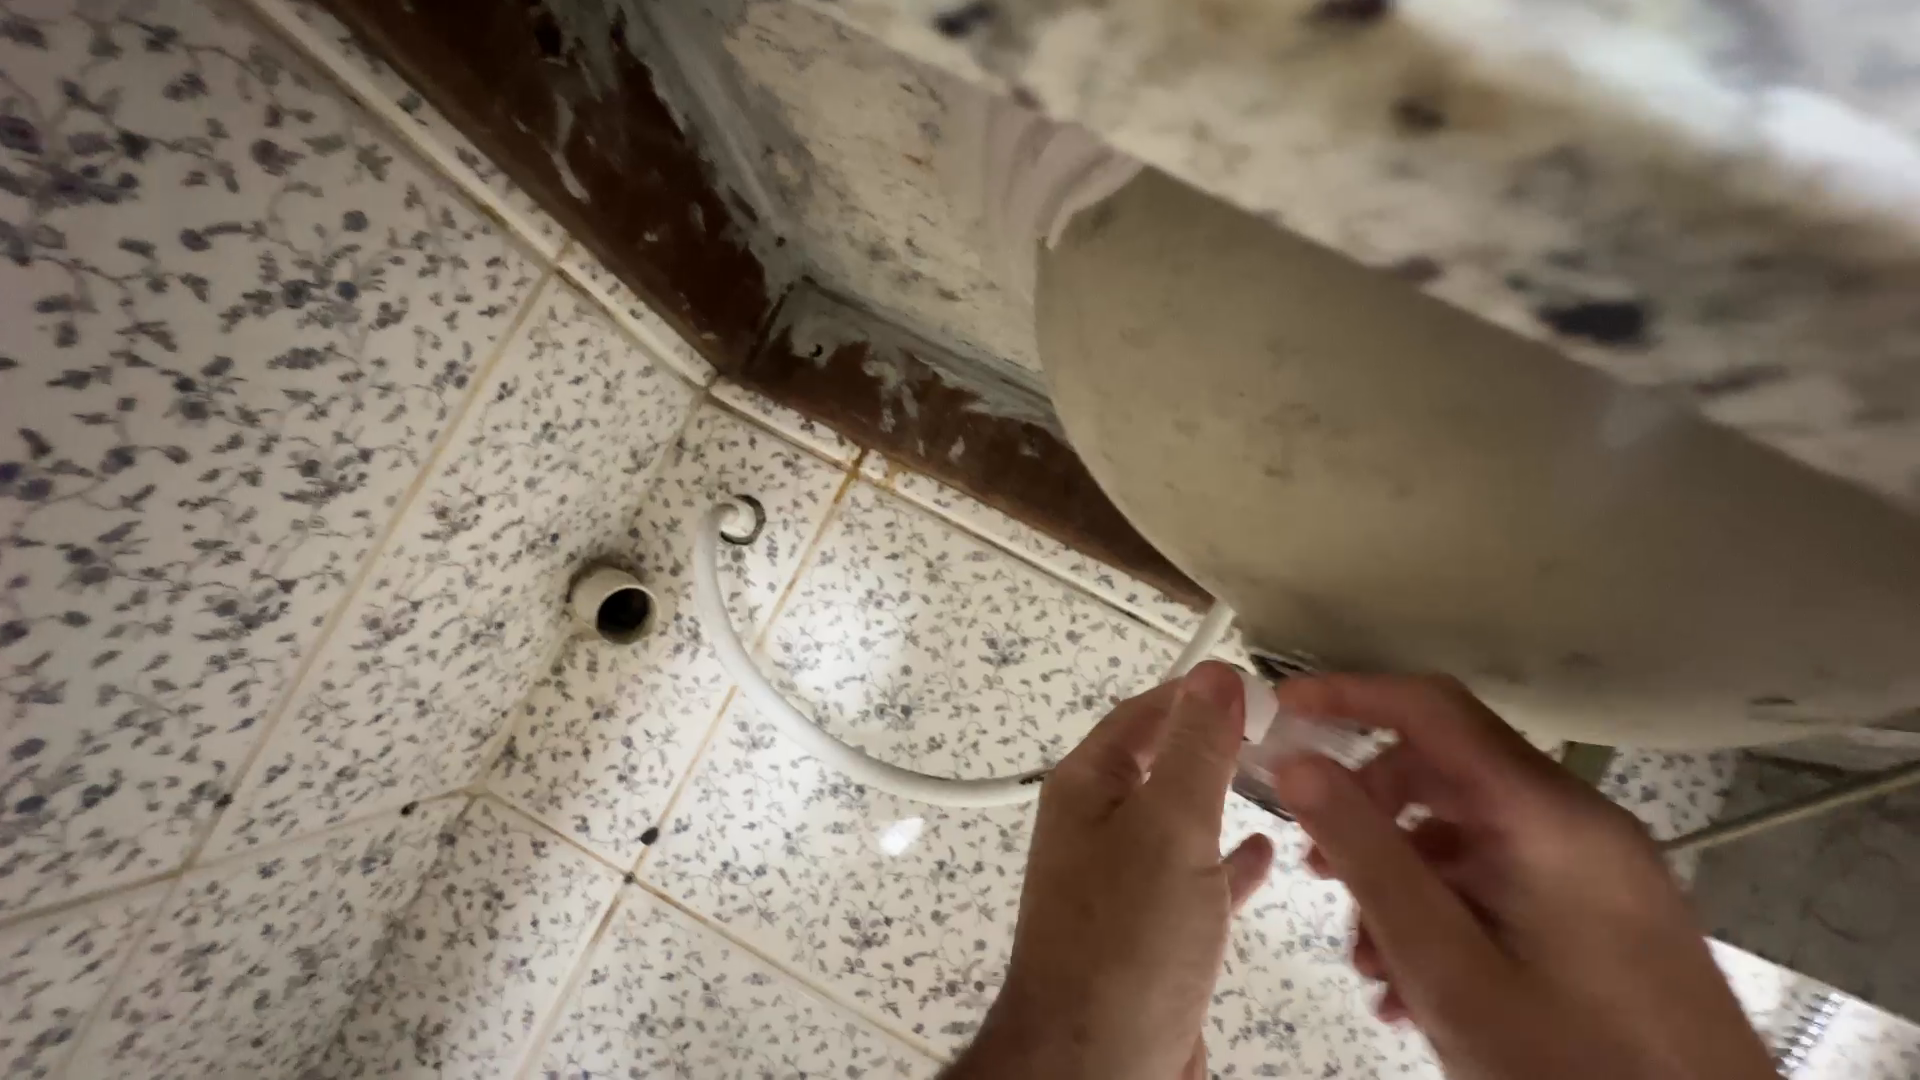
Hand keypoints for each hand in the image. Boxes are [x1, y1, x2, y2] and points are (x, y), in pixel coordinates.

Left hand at [945, 662, 1273, 1079]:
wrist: (1097, 1063)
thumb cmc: (1129, 935)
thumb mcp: (1169, 826)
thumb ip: (1195, 749)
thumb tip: (1216, 674)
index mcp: (1087, 786)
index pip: (1142, 714)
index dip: (1195, 694)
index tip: (1256, 689)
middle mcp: (1095, 823)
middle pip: (1158, 762)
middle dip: (1211, 742)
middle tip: (1277, 731)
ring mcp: (1119, 877)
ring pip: (1177, 818)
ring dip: (1220, 796)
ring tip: (1278, 780)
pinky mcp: (1145, 927)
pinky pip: (1190, 875)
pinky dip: (1225, 859)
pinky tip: (1262, 854)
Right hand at [1266, 674, 1774, 1079]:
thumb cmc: (1568, 1066)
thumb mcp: (1443, 962)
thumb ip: (1364, 853)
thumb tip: (1293, 765)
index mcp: (1547, 816)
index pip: (1431, 709)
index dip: (1348, 694)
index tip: (1281, 708)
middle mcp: (1575, 822)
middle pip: (1440, 772)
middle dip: (1364, 809)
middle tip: (1312, 860)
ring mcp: (1592, 867)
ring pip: (1458, 830)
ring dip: (1395, 873)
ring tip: (1366, 956)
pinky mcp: (1596, 908)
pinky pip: (1493, 875)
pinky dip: (1438, 905)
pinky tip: (1412, 980)